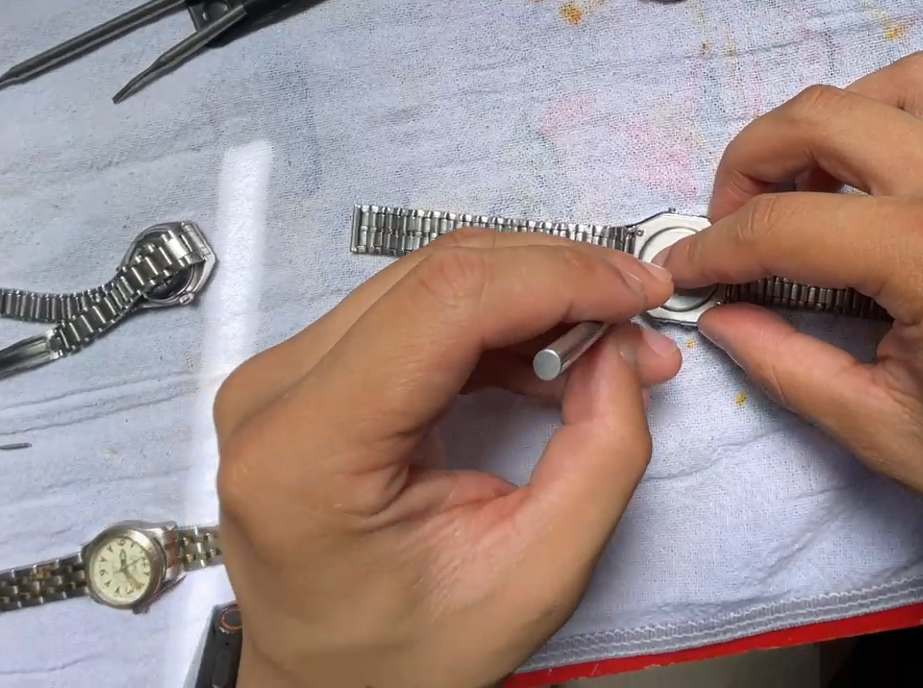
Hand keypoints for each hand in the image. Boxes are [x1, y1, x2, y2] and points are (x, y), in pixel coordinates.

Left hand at [214, 232, 680, 687]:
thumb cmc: (411, 654)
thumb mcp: (535, 577)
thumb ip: (602, 454)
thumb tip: (623, 345)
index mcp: (311, 447)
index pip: (446, 302)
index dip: (558, 276)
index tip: (642, 292)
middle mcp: (280, 386)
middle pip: (444, 273)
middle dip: (560, 278)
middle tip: (637, 315)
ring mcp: (288, 368)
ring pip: (439, 276)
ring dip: (537, 292)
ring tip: (606, 341)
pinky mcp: (313, 365)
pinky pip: (426, 305)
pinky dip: (504, 316)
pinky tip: (552, 353)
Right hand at [658, 53, 922, 686]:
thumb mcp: (882, 432)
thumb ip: (782, 362)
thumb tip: (717, 316)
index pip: (783, 225)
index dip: (714, 248)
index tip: (681, 271)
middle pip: (823, 118)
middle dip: (750, 162)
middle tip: (732, 224)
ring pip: (899, 82)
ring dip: (835, 121)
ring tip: (815, 184)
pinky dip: (914, 115)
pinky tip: (900, 171)